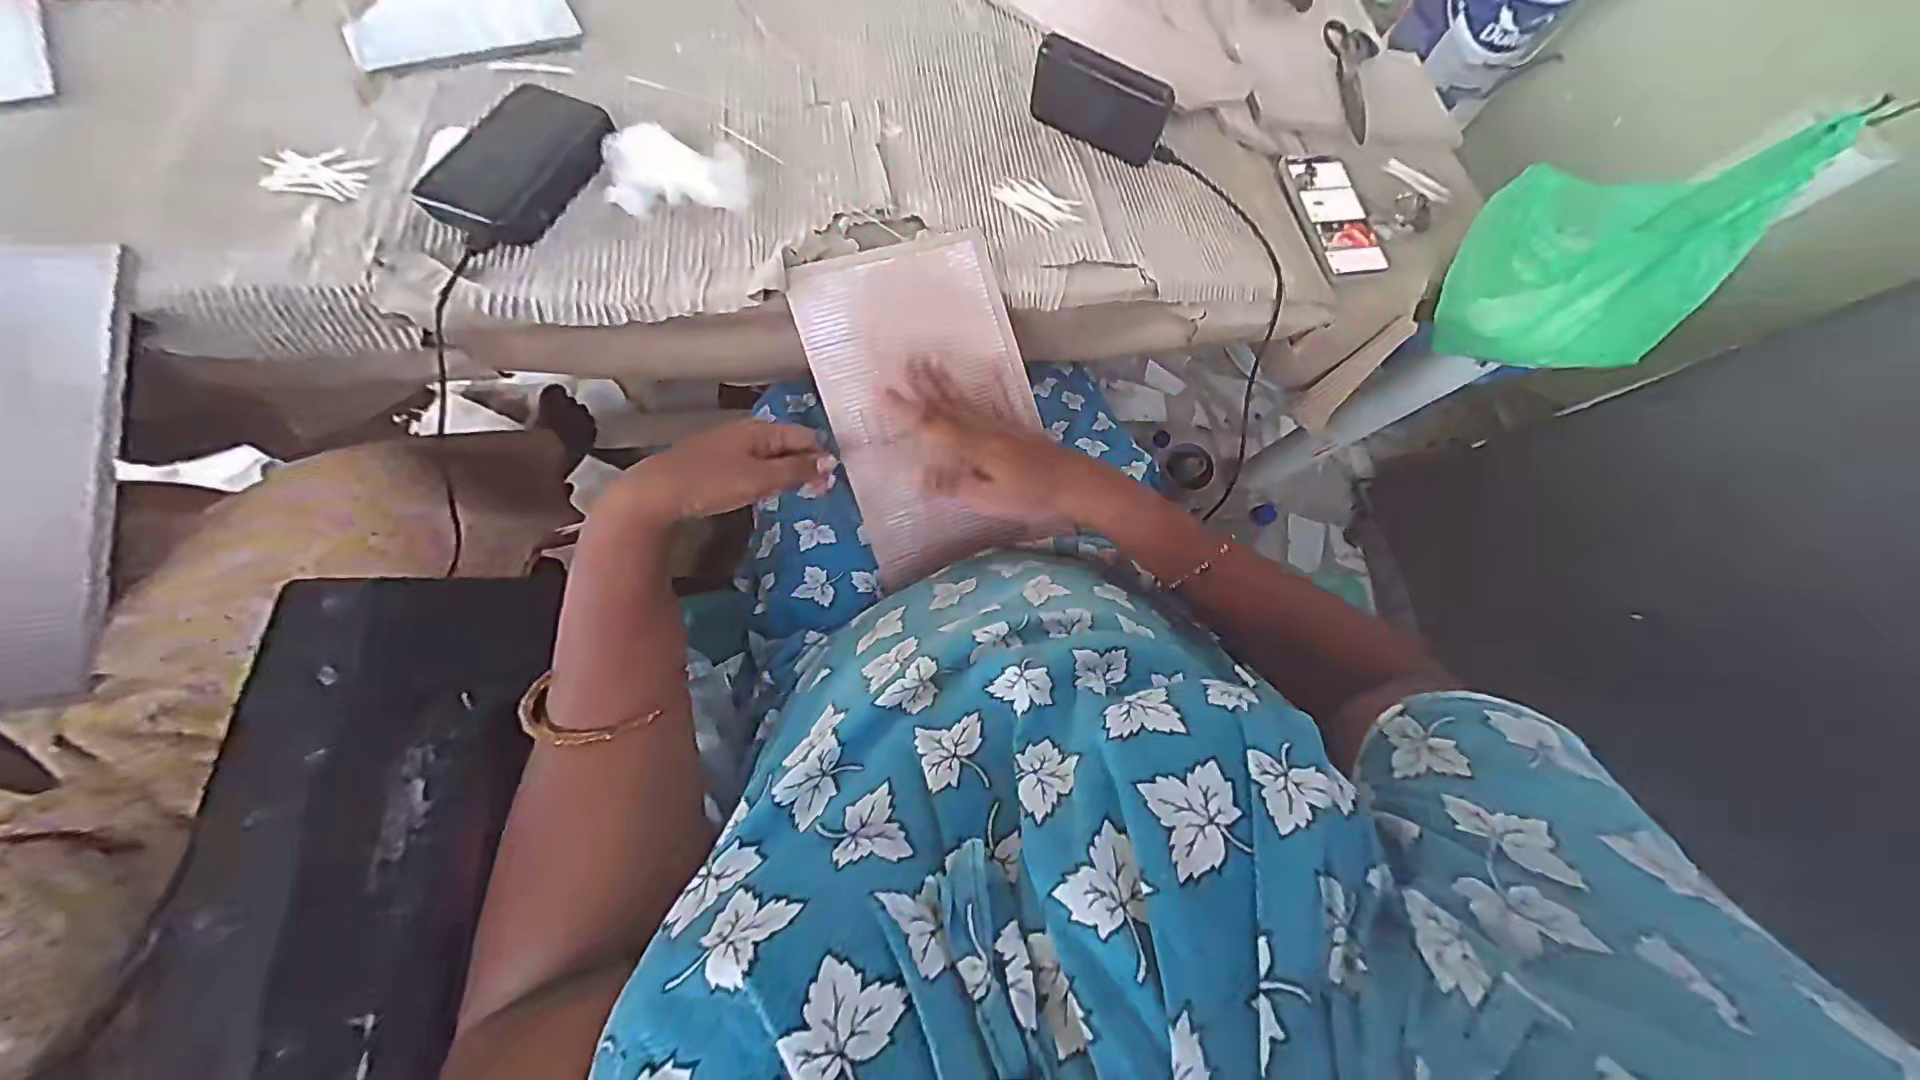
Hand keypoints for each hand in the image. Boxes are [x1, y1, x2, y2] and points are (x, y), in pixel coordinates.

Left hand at [599, 418, 835, 525]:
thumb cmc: (711, 482)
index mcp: (760, 429)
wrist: (656, 494)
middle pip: (788, 445)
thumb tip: (830, 462)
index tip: (834, 480)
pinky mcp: (717, 464)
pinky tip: (769, 492)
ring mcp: (730, 447)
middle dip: (807, 464)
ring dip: (789, 473)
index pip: (804, 436)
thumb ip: (797, 470)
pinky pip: (754, 466)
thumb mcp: (760, 478)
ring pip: (771, 457)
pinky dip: (768, 478)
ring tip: (802, 493)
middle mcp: (746, 432)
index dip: (822, 455)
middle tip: (822, 491)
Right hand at [886, 359, 1134, 527]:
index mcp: (971, 447)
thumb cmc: (1029, 495)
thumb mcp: (986, 498)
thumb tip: (915, 477)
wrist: (1073, 483)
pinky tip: (986, 366)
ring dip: (945, 379)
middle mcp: (982, 429)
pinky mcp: (1015, 426)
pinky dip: (987, 382)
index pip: (930, 425)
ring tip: (929, 359)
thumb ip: (952, 485)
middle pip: (946, 404)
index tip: (883, 393)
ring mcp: (1000, 424)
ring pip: (965, 398)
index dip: (905, 410)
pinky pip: (996, 399)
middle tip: (902, 361)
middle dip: (922, 384)